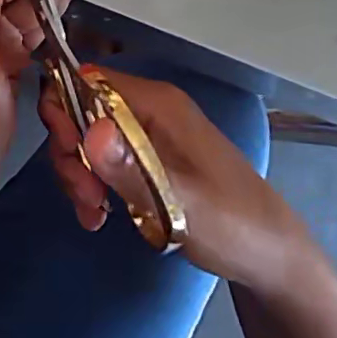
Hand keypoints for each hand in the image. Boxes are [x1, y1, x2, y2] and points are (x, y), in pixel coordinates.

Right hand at [42, 68, 326, 292]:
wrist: (272, 258)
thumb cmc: (235, 227)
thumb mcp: (181, 203)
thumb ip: (132, 169)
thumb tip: (89, 131)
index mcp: (158, 103)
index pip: (87, 79)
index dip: (63, 108)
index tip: (67, 154)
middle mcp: (149, 107)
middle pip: (80, 108)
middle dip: (70, 150)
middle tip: (86, 195)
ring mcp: (148, 131)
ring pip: (86, 136)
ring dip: (78, 172)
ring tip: (93, 211)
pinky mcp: (147, 155)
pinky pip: (102, 157)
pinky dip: (91, 183)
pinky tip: (98, 214)